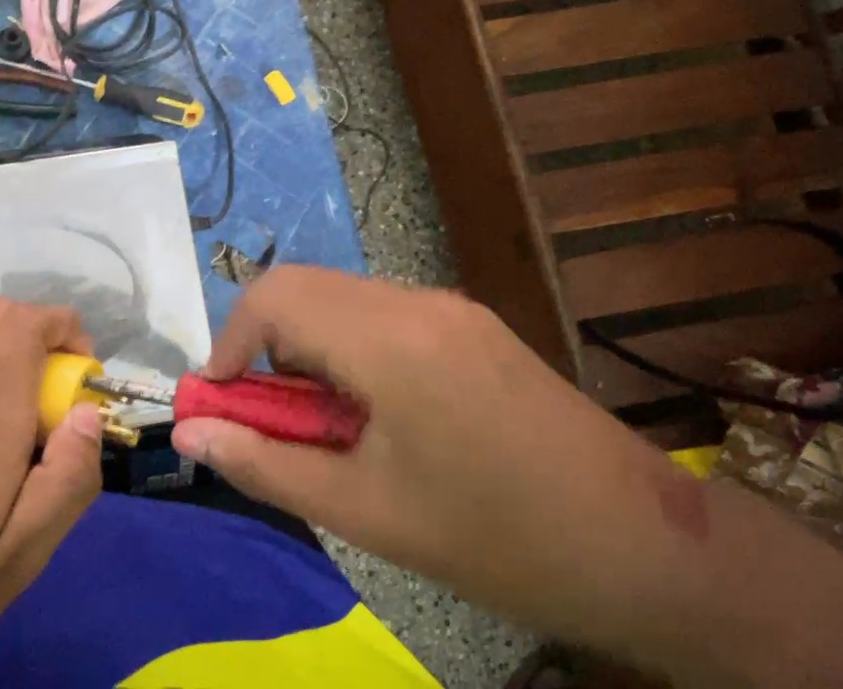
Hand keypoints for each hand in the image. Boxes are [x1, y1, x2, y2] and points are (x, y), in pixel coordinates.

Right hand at [170, 266, 684, 603]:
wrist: (652, 552)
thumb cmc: (496, 538)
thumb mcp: (365, 512)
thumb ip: (266, 464)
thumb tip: (190, 432)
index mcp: (390, 339)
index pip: (273, 297)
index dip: (229, 345)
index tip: (225, 407)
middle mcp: (418, 302)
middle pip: (303, 289)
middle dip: (264, 347)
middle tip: (269, 421)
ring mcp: (452, 310)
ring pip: (341, 299)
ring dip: (307, 348)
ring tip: (324, 426)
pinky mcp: (474, 328)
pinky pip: (382, 315)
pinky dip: (349, 349)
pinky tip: (376, 415)